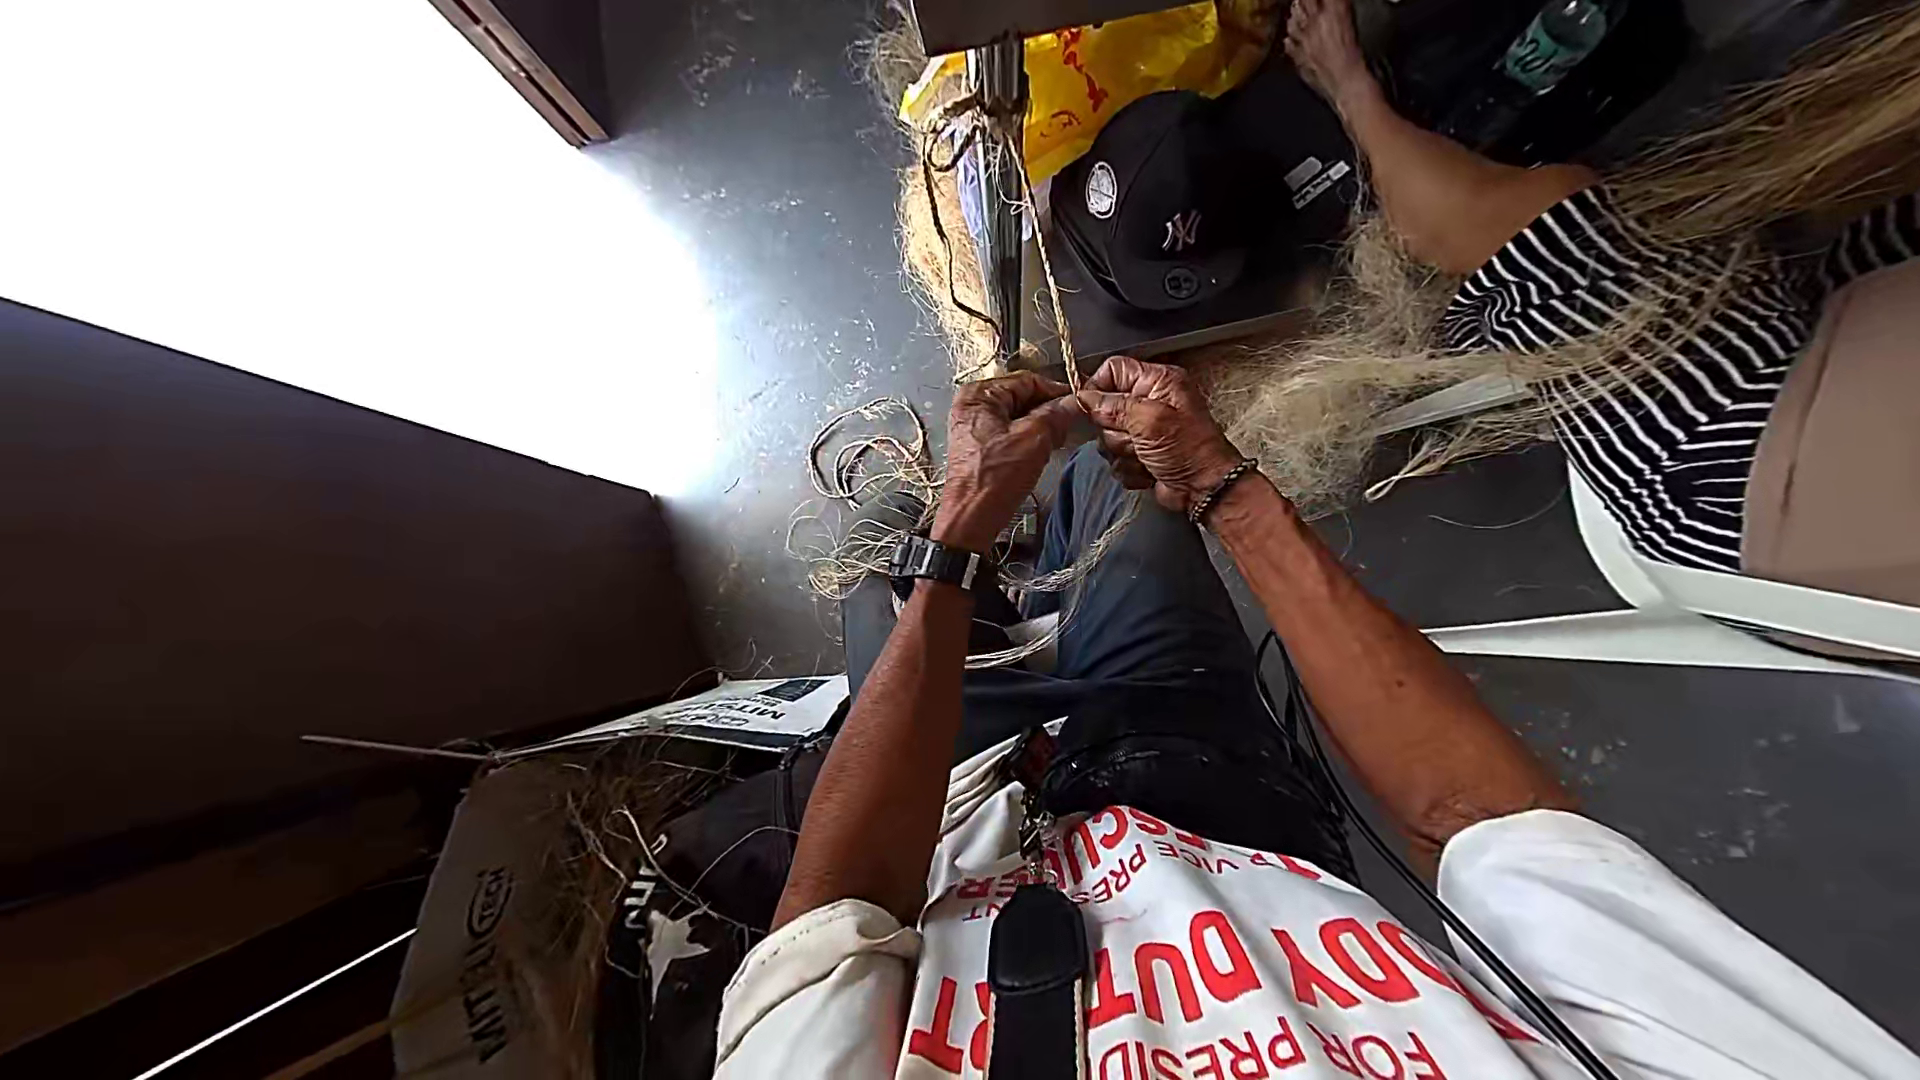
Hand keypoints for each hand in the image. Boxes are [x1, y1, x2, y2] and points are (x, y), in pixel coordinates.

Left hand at [933, 372, 1081, 552]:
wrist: (972, 517)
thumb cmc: (994, 479)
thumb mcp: (1034, 439)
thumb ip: (1056, 414)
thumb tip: (1074, 402)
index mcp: (978, 395)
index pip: (1027, 380)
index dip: (1056, 391)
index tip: (1077, 402)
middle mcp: (971, 407)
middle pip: (1021, 398)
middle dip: (1047, 411)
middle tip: (1068, 426)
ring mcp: (973, 428)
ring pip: (1017, 418)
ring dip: (1040, 428)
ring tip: (1055, 442)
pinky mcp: (979, 449)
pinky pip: (1010, 434)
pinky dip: (1028, 440)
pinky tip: (1040, 452)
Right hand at [1076, 356, 1243, 515]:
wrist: (1203, 488)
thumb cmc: (1188, 450)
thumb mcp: (1150, 420)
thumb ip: (1115, 405)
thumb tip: (1085, 397)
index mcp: (1157, 382)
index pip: (1113, 369)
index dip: (1098, 387)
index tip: (1092, 409)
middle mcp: (1148, 401)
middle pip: (1105, 408)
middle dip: (1115, 430)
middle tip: (1137, 438)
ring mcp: (1142, 429)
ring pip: (1106, 437)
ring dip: (1122, 451)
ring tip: (1146, 456)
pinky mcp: (1138, 452)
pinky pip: (1114, 458)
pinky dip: (1127, 467)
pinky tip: (1147, 469)